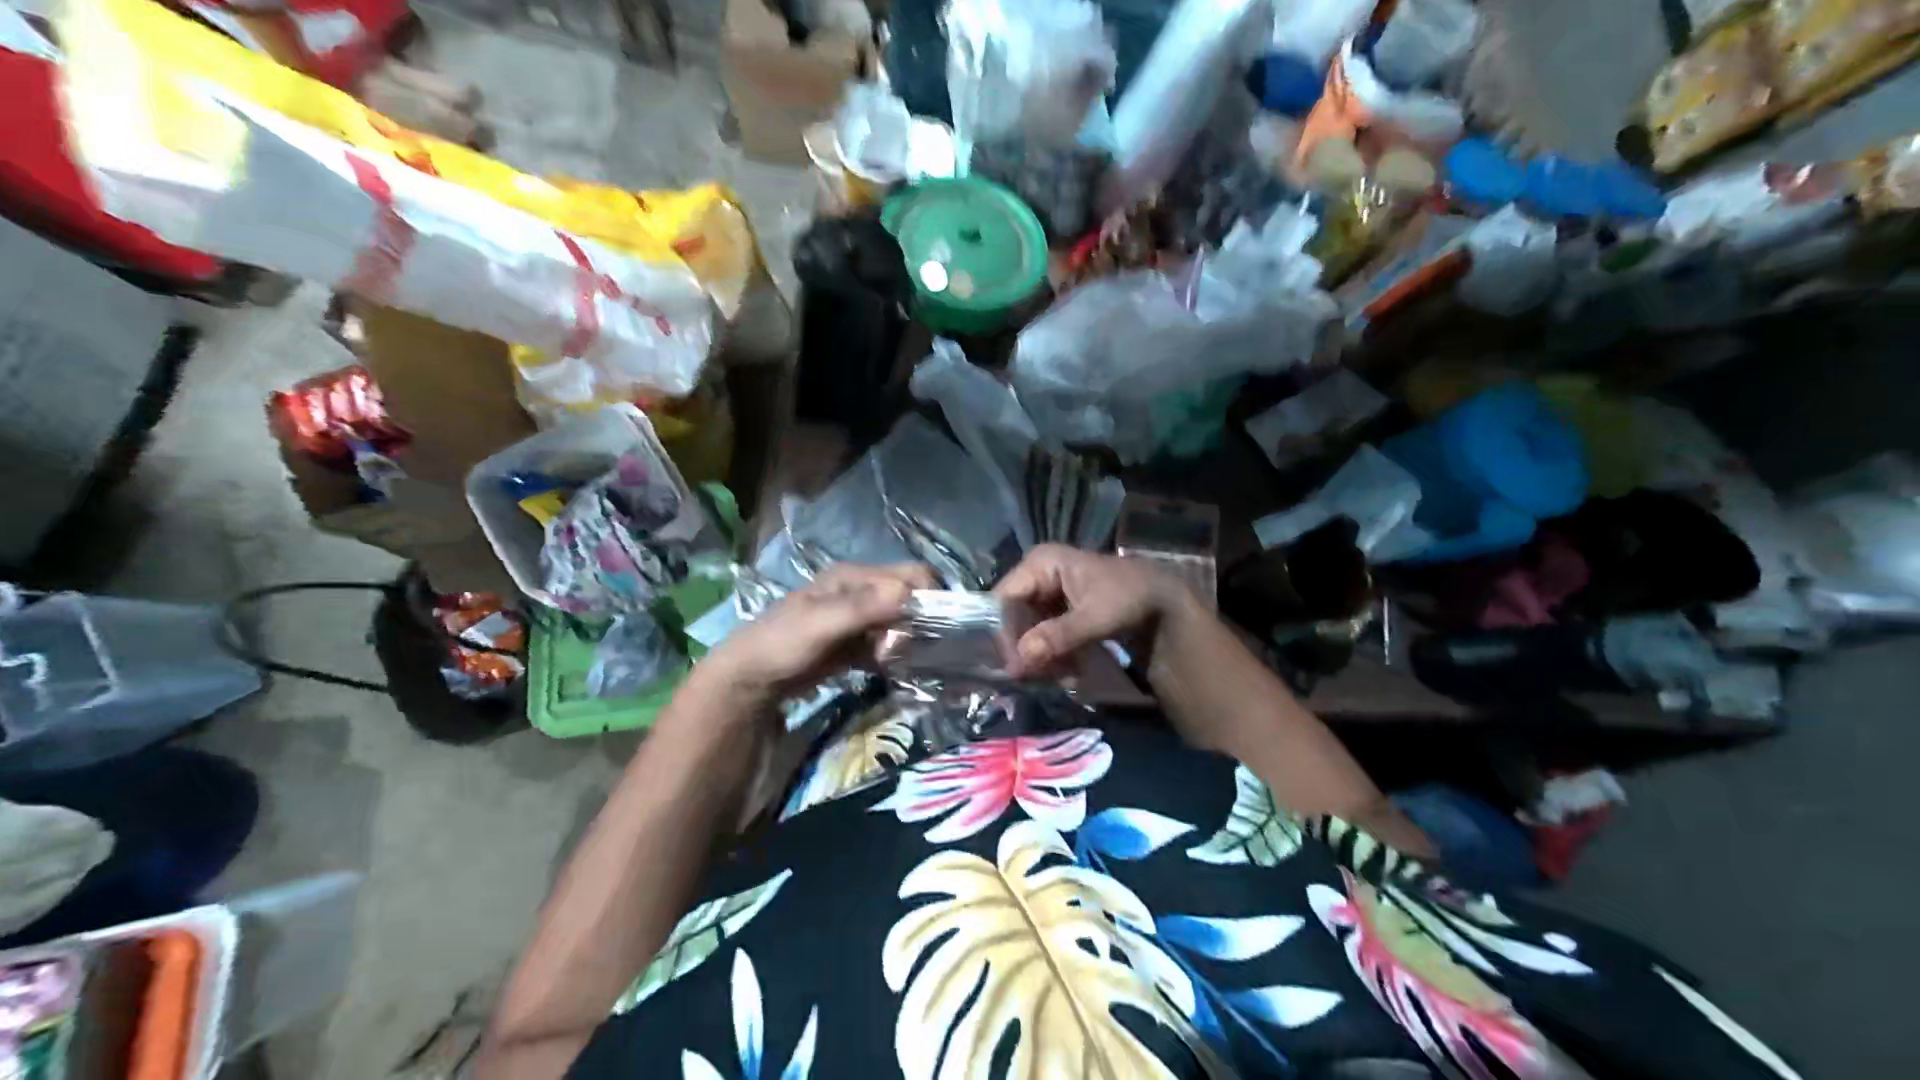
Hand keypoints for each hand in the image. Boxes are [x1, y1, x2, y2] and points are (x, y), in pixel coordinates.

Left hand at [690, 562, 934, 716]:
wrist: (750, 680)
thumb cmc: (782, 643)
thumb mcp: (820, 623)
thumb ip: (862, 608)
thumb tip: (907, 593)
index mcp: (854, 576)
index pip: (910, 575)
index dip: (927, 597)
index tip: (930, 628)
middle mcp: (861, 592)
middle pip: (909, 598)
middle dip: (918, 622)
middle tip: (910, 650)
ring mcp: (859, 619)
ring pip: (901, 623)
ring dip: (907, 641)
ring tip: (897, 662)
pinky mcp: (857, 644)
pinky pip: (888, 645)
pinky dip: (894, 656)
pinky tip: (890, 669)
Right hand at [994, 545, 1198, 676]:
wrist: (1166, 601)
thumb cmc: (1131, 598)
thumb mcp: (1096, 617)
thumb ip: (1058, 636)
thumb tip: (1022, 658)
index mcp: (1041, 563)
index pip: (1004, 599)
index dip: (1005, 633)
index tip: (1016, 666)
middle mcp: (1038, 574)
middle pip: (1013, 615)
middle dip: (1026, 648)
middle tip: (1038, 678)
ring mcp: (1047, 593)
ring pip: (1027, 629)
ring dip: (1041, 656)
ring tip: (1061, 676)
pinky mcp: (1058, 611)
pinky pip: (1042, 635)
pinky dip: (1053, 655)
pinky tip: (1070, 671)